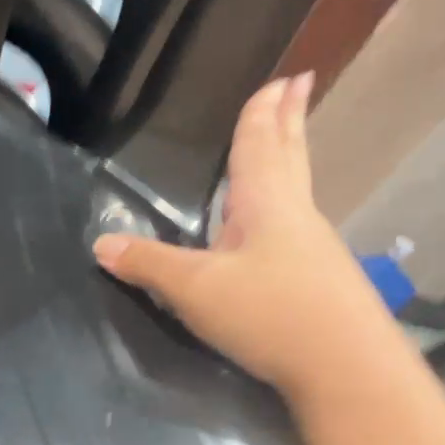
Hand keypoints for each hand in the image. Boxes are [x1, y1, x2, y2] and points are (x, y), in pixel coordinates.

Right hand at [91, 74, 402, 401]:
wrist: (342, 365)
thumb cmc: (269, 313)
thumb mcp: (194, 289)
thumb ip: (147, 264)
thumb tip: (102, 243)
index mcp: (266, 208)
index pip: (260, 152)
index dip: (261, 118)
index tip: (281, 79)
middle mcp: (293, 219)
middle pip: (288, 161)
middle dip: (288, 124)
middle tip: (299, 86)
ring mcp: (308, 249)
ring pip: (293, 191)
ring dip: (287, 161)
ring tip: (284, 143)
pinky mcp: (312, 279)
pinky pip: (290, 226)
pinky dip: (280, 205)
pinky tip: (271, 222)